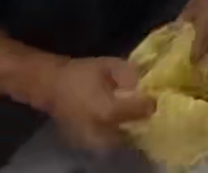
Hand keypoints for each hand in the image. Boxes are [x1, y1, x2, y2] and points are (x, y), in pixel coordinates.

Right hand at [35, 57, 154, 151]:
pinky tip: (119, 123)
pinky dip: (112, 135)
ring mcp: (85, 139)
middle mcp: (96, 129)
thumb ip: (129, 75)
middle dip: (138, 122)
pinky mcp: (79, 142)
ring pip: (113, 142)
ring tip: (134, 117)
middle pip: (125, 132)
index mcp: (105, 109)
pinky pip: (101, 143)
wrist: (52, 85)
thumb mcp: (111, 65)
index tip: (156, 99)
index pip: (133, 112)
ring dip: (126, 131)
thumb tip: (143, 84)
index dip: (147, 105)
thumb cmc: (83, 72)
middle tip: (147, 110)